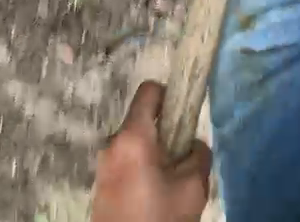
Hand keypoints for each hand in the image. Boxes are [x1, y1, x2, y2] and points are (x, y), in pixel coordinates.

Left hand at [90, 82, 211, 221]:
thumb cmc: (159, 219)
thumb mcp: (193, 188)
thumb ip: (199, 155)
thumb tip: (193, 145)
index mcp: (133, 136)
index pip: (149, 90)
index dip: (170, 94)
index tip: (185, 115)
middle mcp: (112, 143)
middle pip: (143, 120)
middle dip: (165, 132)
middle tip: (182, 158)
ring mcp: (103, 165)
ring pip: (136, 143)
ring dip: (154, 153)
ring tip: (170, 182)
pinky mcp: (101, 185)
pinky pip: (126, 162)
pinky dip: (142, 168)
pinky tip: (155, 195)